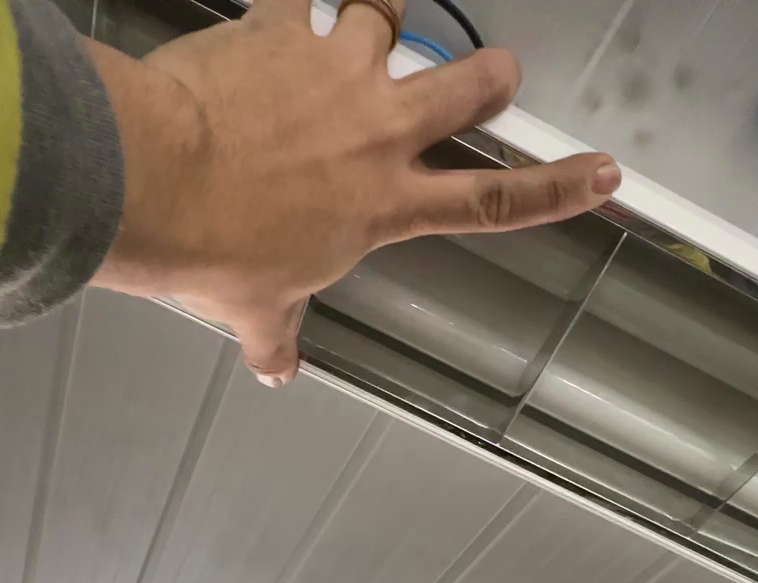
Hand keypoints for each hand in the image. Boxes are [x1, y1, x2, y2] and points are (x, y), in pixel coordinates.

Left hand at [85, 0, 620, 385]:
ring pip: (391, 19)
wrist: (156, 184)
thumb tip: (276, 371)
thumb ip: (276, 339)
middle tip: (499, 74)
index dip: (554, 191)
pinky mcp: (287, 24)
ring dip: (383, 22)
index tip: (601, 173)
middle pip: (466, 89)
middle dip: (490, 78)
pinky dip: (305, 2)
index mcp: (385, 205)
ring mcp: (337, 70)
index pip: (490, 203)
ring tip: (366, 28)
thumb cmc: (216, 253)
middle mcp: (378, 132)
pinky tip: (291, 13)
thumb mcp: (257, 310)